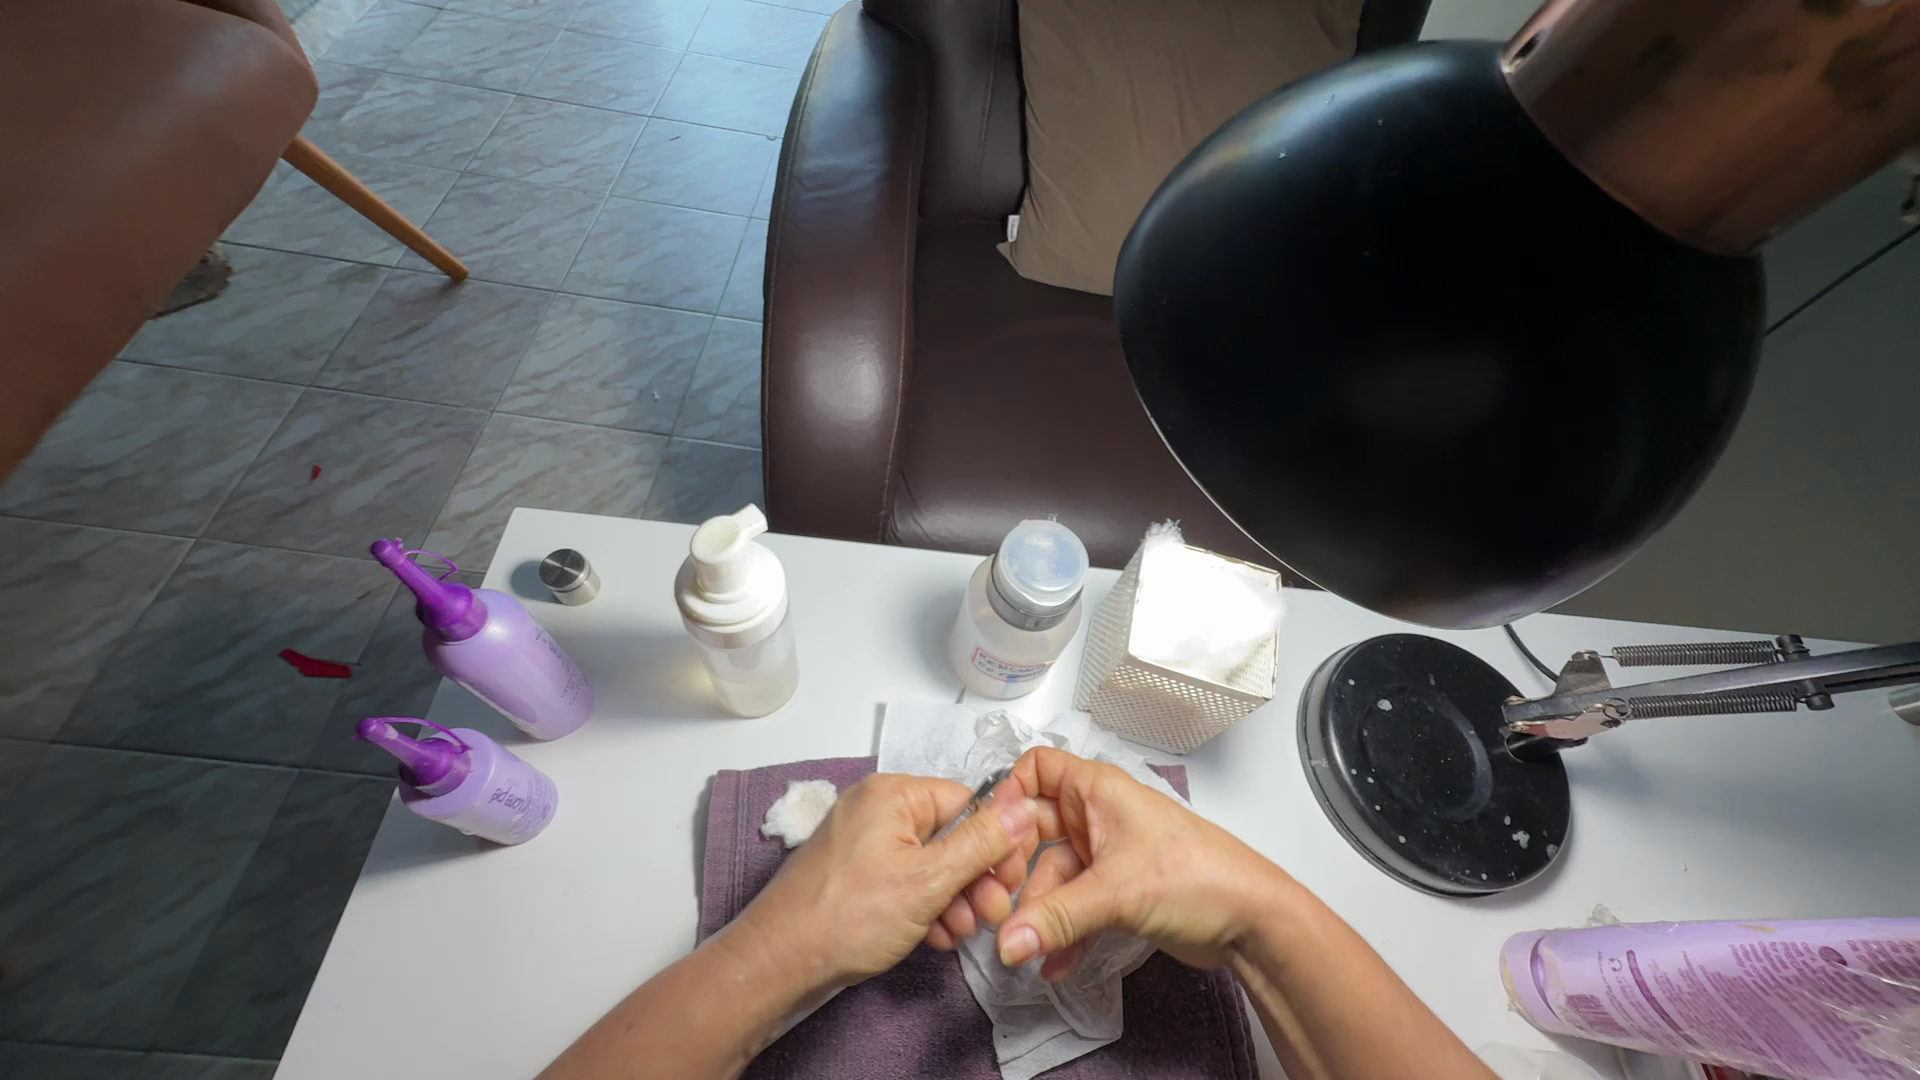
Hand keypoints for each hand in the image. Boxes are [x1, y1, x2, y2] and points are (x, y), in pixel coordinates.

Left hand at [735, 773, 1039, 991]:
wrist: (778, 964)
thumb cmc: (851, 915)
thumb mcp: (928, 879)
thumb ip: (980, 843)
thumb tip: (1023, 806)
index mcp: (894, 793)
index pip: (966, 801)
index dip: (996, 840)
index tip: (1012, 880)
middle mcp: (879, 807)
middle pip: (949, 833)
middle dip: (975, 877)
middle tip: (992, 914)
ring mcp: (865, 840)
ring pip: (929, 861)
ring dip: (954, 897)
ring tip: (962, 932)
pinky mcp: (857, 872)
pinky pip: (905, 877)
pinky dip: (925, 904)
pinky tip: (936, 935)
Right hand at [994, 746, 1287, 978]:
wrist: (1252, 923)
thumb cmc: (1193, 876)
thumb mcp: (1116, 892)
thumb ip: (1056, 917)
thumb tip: (1006, 943)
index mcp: (1096, 789)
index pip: (1036, 769)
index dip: (1008, 795)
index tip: (990, 837)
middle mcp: (1096, 814)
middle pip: (1036, 829)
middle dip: (1017, 868)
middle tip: (998, 904)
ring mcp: (1106, 853)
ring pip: (1053, 873)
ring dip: (1040, 912)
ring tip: (1027, 949)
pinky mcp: (1116, 889)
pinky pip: (1074, 903)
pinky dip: (1063, 930)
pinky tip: (1055, 963)